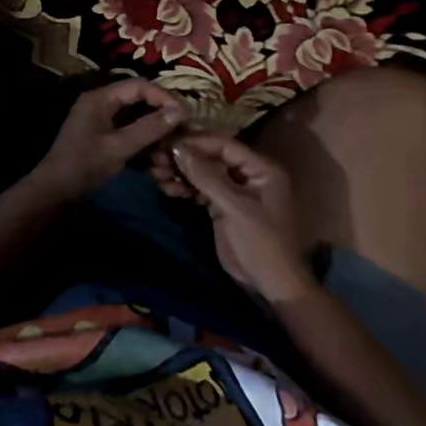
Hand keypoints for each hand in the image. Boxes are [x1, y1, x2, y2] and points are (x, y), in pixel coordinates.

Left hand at [29, 79, 186, 201]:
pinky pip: (130, 136)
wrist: (56, 191)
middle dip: (162, 118)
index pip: (139, 86)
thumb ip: (149, 128)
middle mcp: (101, 105)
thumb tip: (180, 111)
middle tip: (184, 133)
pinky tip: (158, 163)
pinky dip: (144, 147)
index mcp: (100, 99)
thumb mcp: (119, 146)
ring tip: (171, 152)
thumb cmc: (84, 164)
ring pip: (137, 122)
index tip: (185, 114)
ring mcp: (102, 123)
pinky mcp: (105, 140)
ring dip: (155, 136)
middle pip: (140, 103)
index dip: (164, 97)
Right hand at [151, 136, 311, 300]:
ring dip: (180, 173)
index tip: (165, 144)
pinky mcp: (222, 206)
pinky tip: (168, 189)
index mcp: (261, 169)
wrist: (270, 282)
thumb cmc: (261, 242)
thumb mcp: (234, 207)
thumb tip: (178, 148)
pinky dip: (184, 188)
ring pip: (203, 173)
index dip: (195, 143)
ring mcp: (235, 190)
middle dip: (183, 159)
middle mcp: (248, 174)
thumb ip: (207, 176)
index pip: (224, 145)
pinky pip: (200, 189)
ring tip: (157, 176)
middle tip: (155, 161)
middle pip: (211, 157)